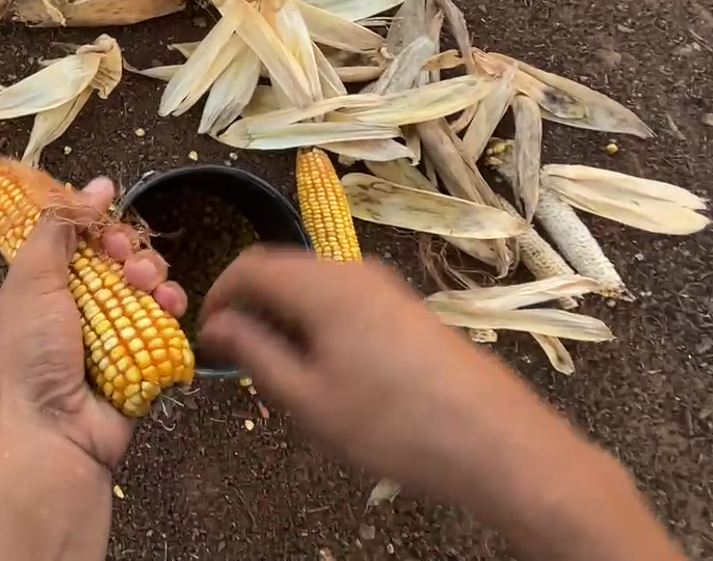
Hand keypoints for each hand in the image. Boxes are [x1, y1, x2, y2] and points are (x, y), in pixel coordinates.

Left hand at [0, 177, 185, 560]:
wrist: (55, 438)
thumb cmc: (32, 353)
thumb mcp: (32, 278)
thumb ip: (59, 225)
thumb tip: (96, 184)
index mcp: (42, 281)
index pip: (76, 234)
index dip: (94, 222)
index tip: (105, 221)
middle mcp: (74, 301)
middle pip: (113, 254)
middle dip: (126, 247)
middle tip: (125, 259)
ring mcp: (109, 329)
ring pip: (142, 281)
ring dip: (151, 273)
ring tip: (147, 285)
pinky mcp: (139, 354)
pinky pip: (163, 317)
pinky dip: (170, 304)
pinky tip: (170, 303)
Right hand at [197, 250, 683, 560]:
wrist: (504, 446)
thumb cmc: (395, 425)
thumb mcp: (309, 399)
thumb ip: (254, 352)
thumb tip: (217, 324)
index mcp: (320, 284)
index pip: (247, 266)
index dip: (218, 294)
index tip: (207, 333)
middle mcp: (348, 269)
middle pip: (278, 267)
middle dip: (250, 303)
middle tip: (241, 353)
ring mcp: (381, 283)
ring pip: (309, 280)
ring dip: (282, 310)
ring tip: (282, 363)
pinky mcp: (403, 303)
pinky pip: (339, 292)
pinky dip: (314, 314)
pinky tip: (328, 362)